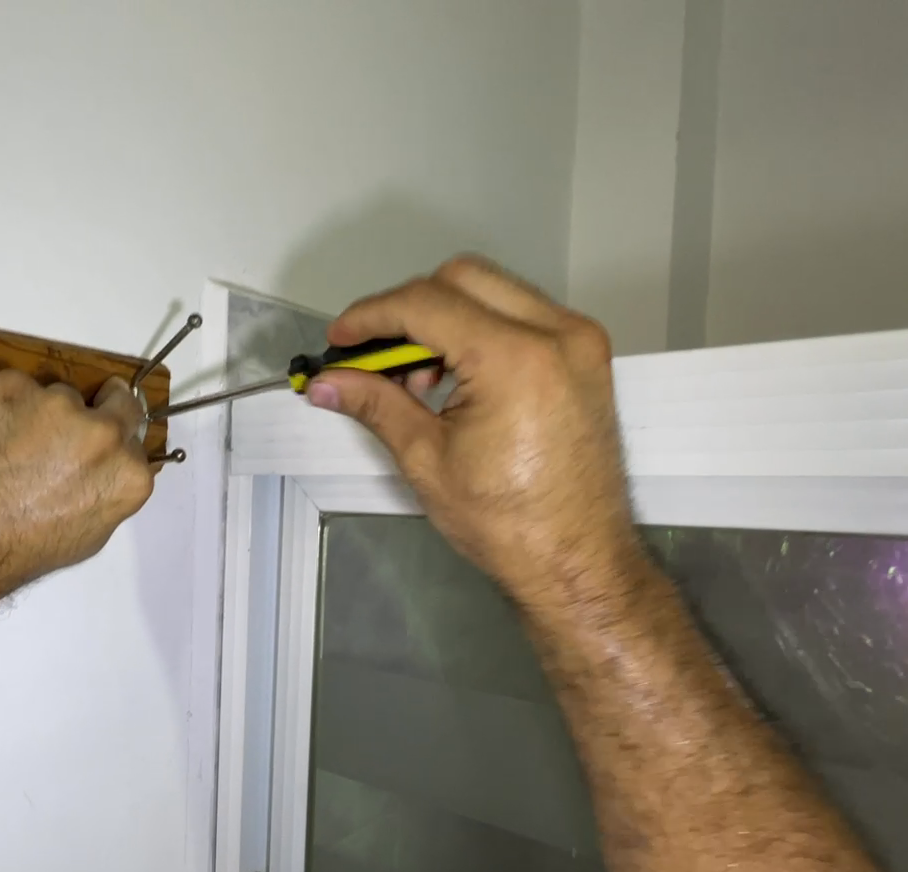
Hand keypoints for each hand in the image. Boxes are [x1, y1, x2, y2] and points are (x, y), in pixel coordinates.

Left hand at [0, 371, 153, 634]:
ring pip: (59, 395)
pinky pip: (16, 388)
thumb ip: (107, 489)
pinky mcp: (12, 386)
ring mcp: (56, 403)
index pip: (134, 437)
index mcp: (127, 472)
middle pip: (115, 400)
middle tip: (68, 428)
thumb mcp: (89, 535)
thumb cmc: (24, 548)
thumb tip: (106, 468)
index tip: (94, 443)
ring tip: (10, 447)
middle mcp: (102, 431)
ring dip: (43, 413)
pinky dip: (4, 407)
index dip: (114, 439)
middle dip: (99, 408)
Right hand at [309, 255, 645, 612]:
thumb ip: (374, 404)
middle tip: (372, 356)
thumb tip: (324, 382)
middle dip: (405, 309)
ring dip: (440, 318)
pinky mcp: (583, 356)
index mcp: (514, 359)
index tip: (338, 339)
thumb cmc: (503, 521)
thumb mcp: (425, 459)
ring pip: (491, 291)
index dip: (370, 316)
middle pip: (460, 278)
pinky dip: (474, 331)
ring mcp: (577, 340)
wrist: (576, 557)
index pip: (426, 304)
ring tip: (413, 379)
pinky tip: (450, 379)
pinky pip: (518, 315)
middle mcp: (556, 333)